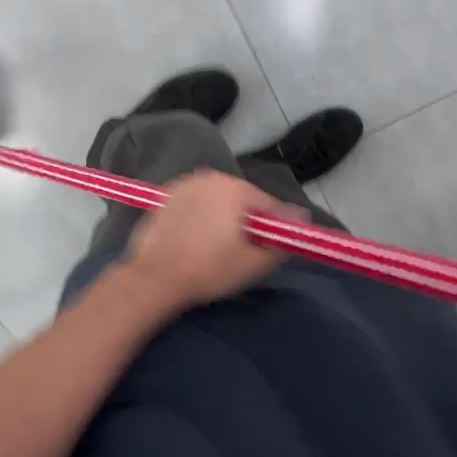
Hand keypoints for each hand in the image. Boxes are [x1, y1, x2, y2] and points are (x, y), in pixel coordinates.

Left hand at [123, 170, 288, 309]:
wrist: (154, 279)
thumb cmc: (209, 271)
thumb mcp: (255, 264)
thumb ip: (283, 240)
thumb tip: (301, 218)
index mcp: (236, 189)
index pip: (270, 206)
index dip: (273, 230)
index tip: (267, 251)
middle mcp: (210, 177)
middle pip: (243, 200)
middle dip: (246, 222)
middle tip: (240, 253)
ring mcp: (184, 185)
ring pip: (217, 202)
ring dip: (222, 219)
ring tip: (215, 249)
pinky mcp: (164, 198)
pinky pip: (195, 206)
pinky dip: (200, 219)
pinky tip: (194, 243)